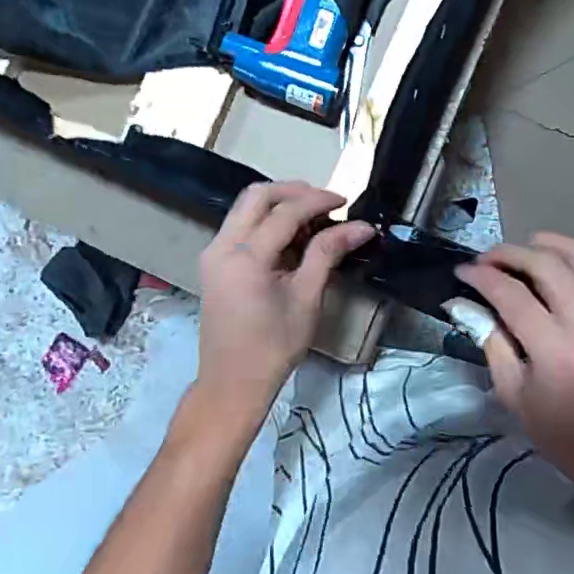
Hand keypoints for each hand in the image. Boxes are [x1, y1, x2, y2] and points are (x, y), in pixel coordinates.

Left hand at [194, 181, 374, 423]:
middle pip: (257, 196)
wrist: (232, 382)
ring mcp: (213, 252)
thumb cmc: (274, 347)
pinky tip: (289, 235)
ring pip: (245, 207)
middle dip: (293, 191)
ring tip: (312, 217)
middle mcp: (222, 245)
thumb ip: (327, 254)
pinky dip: (264, 220)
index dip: (317, 200)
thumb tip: (361, 227)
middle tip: (325, 202)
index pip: (284, 212)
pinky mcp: (213, 261)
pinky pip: (239, 225)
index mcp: (245, 257)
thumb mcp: (307, 299)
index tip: (345, 201)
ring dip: (278, 203)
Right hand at [455, 233, 573, 503]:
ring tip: (523, 250)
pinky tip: (560, 259)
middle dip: (507, 253)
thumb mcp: (514, 396)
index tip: (461, 272)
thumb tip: (467, 304)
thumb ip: (491, 343)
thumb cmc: (565, 435)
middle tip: (485, 261)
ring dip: (547, 244)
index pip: (511, 294)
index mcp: (557, 351)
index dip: (480, 276)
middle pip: (545, 264)